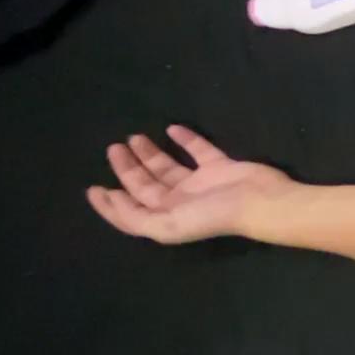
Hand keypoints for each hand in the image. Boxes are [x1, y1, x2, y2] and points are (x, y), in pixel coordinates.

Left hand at [87, 126, 295, 244]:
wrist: (261, 201)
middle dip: (127, 167)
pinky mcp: (220, 166)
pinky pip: (199, 150)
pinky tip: (173, 128)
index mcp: (164, 217)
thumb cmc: (212, 215)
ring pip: (167, 166)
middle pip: (145, 183)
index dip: (110, 202)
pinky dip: (186, 139)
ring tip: (135, 137)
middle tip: (115, 148)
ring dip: (150, 153)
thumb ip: (134, 217)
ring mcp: (200, 182)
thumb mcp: (166, 225)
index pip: (130, 208)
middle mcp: (178, 200)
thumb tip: (114, 197)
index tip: (93, 187)